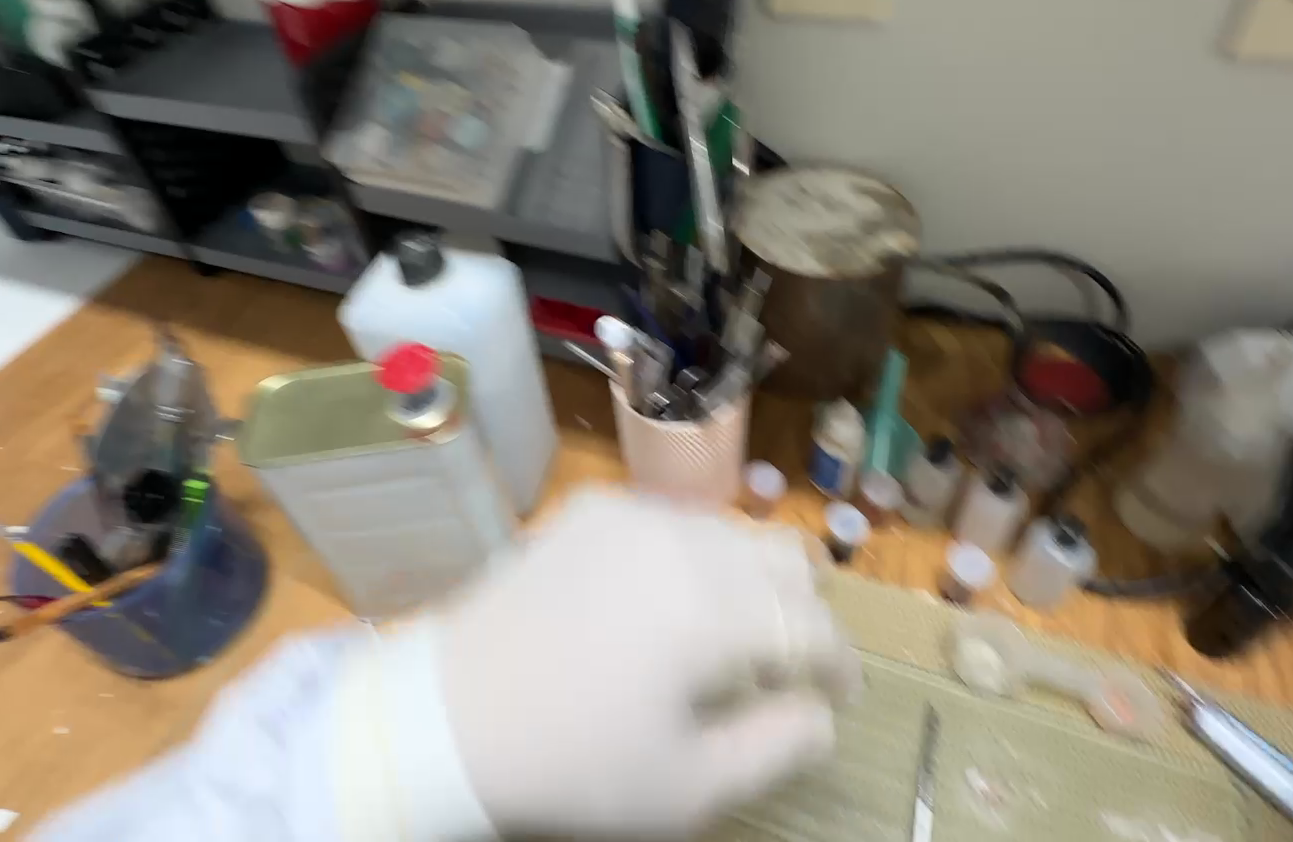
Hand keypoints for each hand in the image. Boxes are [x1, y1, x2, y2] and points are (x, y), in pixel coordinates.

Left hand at [436, 490, 861, 837]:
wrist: (453, 710)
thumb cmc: (574, 761)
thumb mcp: (687, 784)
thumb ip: (776, 744)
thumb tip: (822, 712)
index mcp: (713, 610)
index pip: (811, 624)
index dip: (838, 661)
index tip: (837, 690)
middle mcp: (683, 541)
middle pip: (783, 556)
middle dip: (802, 606)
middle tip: (787, 653)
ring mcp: (635, 513)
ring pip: (731, 529)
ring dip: (749, 575)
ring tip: (728, 626)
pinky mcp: (596, 507)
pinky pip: (672, 519)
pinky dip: (693, 554)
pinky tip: (663, 596)